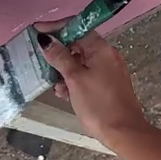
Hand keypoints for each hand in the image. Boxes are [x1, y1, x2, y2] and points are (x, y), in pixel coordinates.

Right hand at [34, 25, 152, 146]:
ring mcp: (110, 69)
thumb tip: (46, 40)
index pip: (76, 27)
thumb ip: (59, 57)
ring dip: (65, 70)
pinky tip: (66, 94)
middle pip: (78, 44)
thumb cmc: (98, 104)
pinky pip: (88, 74)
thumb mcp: (74, 79)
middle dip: (59, 54)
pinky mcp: (109, 83)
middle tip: (42, 63)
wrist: (124, 133)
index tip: (36, 31)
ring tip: (56, 86)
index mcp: (101, 48)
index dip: (55, 27)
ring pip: (81, 61)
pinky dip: (75, 80)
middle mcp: (107, 54)